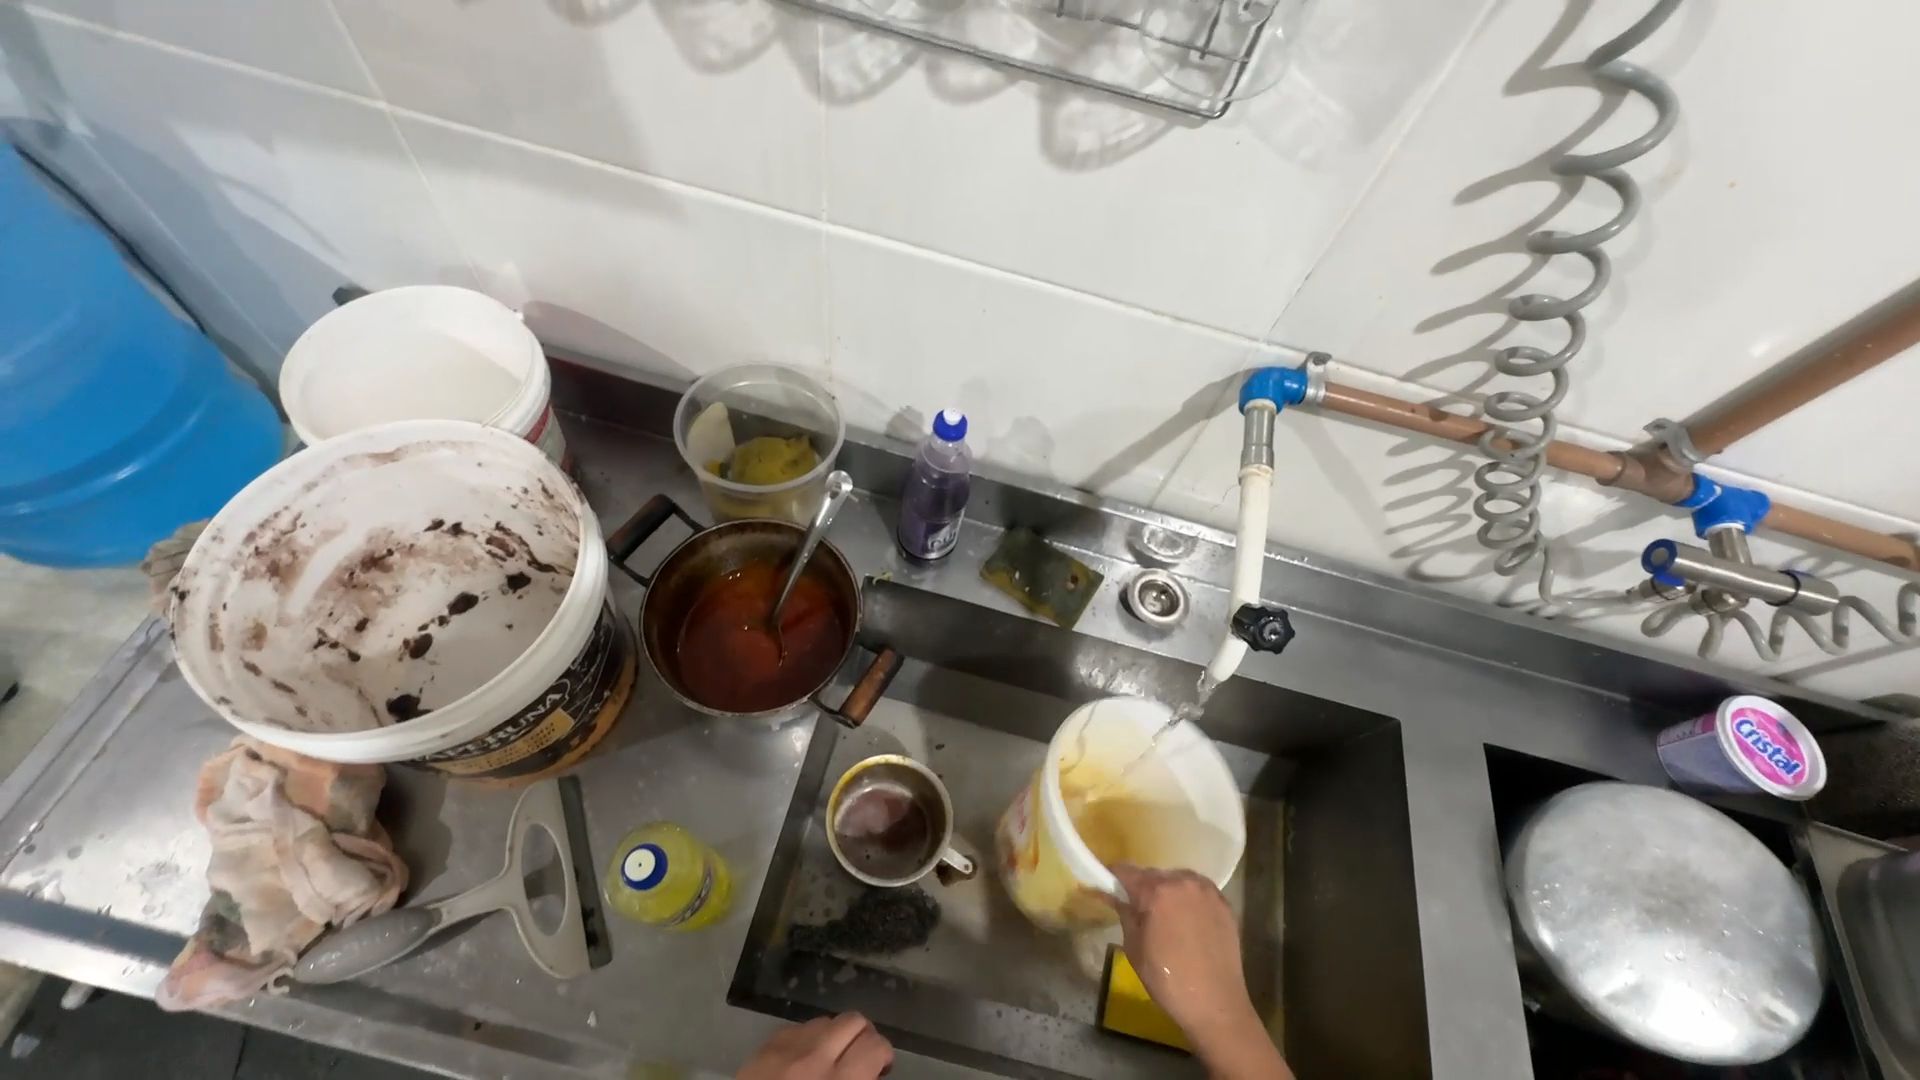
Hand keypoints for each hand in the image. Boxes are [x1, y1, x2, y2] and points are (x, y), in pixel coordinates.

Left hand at [737, 1012, 893, 1079]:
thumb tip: (869, 1074)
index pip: (875, 1046)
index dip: (883, 1054)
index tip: (880, 1068)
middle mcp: (816, 1057)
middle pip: (854, 1020)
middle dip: (862, 1037)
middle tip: (858, 1059)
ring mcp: (788, 1047)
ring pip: (826, 1020)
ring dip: (834, 1036)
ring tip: (828, 1059)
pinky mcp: (766, 1046)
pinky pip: (798, 1027)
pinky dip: (807, 1040)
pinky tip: (802, 1061)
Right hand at [1107, 864, 1290, 1079]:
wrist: (1216, 1005)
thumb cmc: (1168, 980)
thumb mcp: (1134, 948)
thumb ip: (1124, 913)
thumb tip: (1112, 894)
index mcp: (1156, 892)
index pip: (1126, 871)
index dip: (1114, 879)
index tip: (1110, 890)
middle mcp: (1182, 882)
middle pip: (1153, 875)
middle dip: (1143, 889)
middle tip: (1141, 913)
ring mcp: (1206, 891)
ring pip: (1177, 880)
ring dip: (1168, 892)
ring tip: (1168, 919)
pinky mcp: (1224, 903)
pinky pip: (1198, 892)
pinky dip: (1189, 900)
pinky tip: (1190, 923)